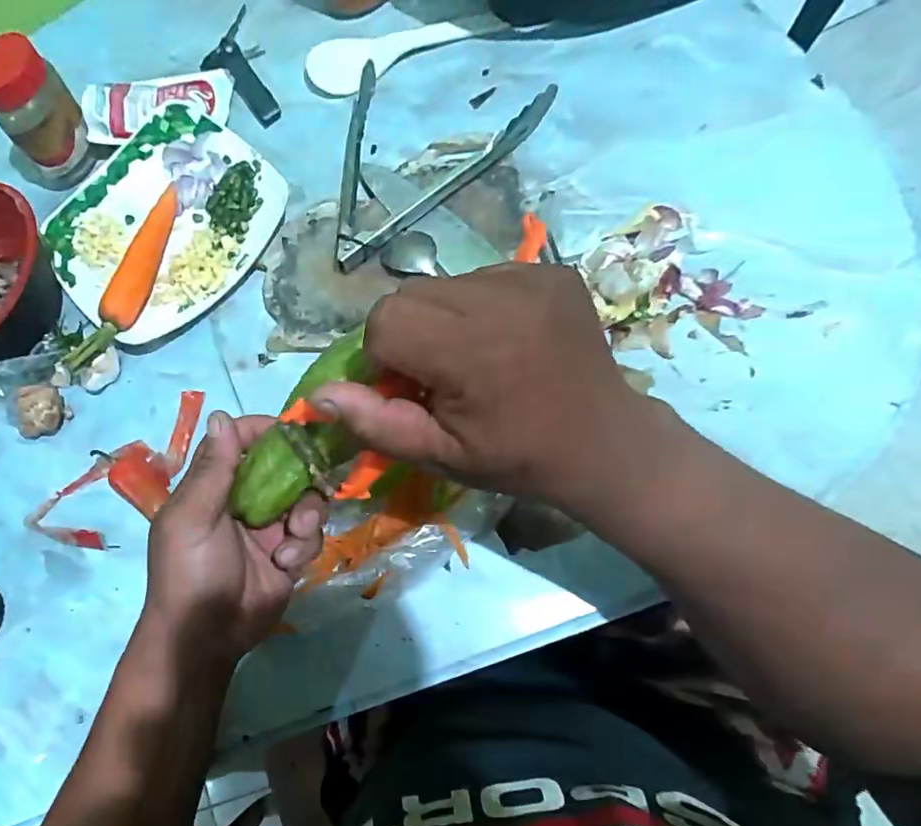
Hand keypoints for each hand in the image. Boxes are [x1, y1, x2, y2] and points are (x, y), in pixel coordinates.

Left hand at [142, 412, 326, 661]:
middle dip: (300, 480)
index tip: (295, 433)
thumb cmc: (190, 572)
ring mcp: (268, 531)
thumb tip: (222, 416)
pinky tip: (287, 566)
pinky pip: (310, 537)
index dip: (267, 433)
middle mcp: (243, 503)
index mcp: (213, 488)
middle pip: (284, 471)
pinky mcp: (288, 556)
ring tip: (291, 542)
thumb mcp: (192, 518)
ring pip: (305, 503)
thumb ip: (212, 470)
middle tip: (310, 488)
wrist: (207, 636)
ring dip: (305, 518)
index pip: (242, 444)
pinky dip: (304, 548)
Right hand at [311, 263, 662, 507]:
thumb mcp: (443, 455)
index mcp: (470, 348)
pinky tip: (506, 342)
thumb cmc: (517, 459)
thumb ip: (379, 424)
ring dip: (444, 320)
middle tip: (442, 377)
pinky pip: (485, 277)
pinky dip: (480, 308)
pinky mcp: (551, 271)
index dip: (386, 360)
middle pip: (410, 295)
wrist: (600, 442)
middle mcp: (499, 297)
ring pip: (445, 283)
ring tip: (478, 359)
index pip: (385, 322)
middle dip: (410, 336)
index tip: (413, 391)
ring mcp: (530, 278)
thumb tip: (320, 395)